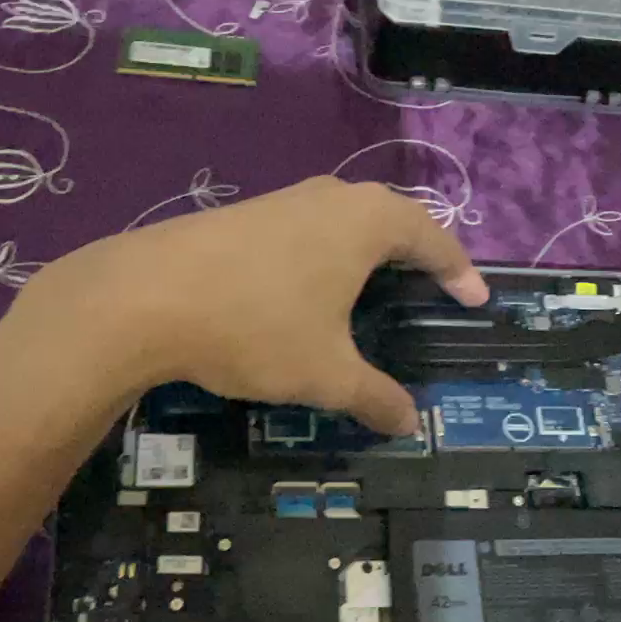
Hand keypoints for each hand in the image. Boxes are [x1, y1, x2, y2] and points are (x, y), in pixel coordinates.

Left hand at [4, 177, 487, 433]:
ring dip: (366, 250)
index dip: (459, 270)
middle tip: (430, 286)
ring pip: (342, 219)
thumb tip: (409, 424)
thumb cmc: (257, 327)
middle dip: (416, 251)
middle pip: (390, 217)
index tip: (476, 299)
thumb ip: (375, 397)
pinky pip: (304, 230)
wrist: (144, 298)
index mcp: (366, 222)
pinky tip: (306, 290)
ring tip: (373, 287)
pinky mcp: (241, 215)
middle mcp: (329, 197)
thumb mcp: (326, 373)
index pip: (432, 237)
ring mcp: (281, 201)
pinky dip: (323, 256)